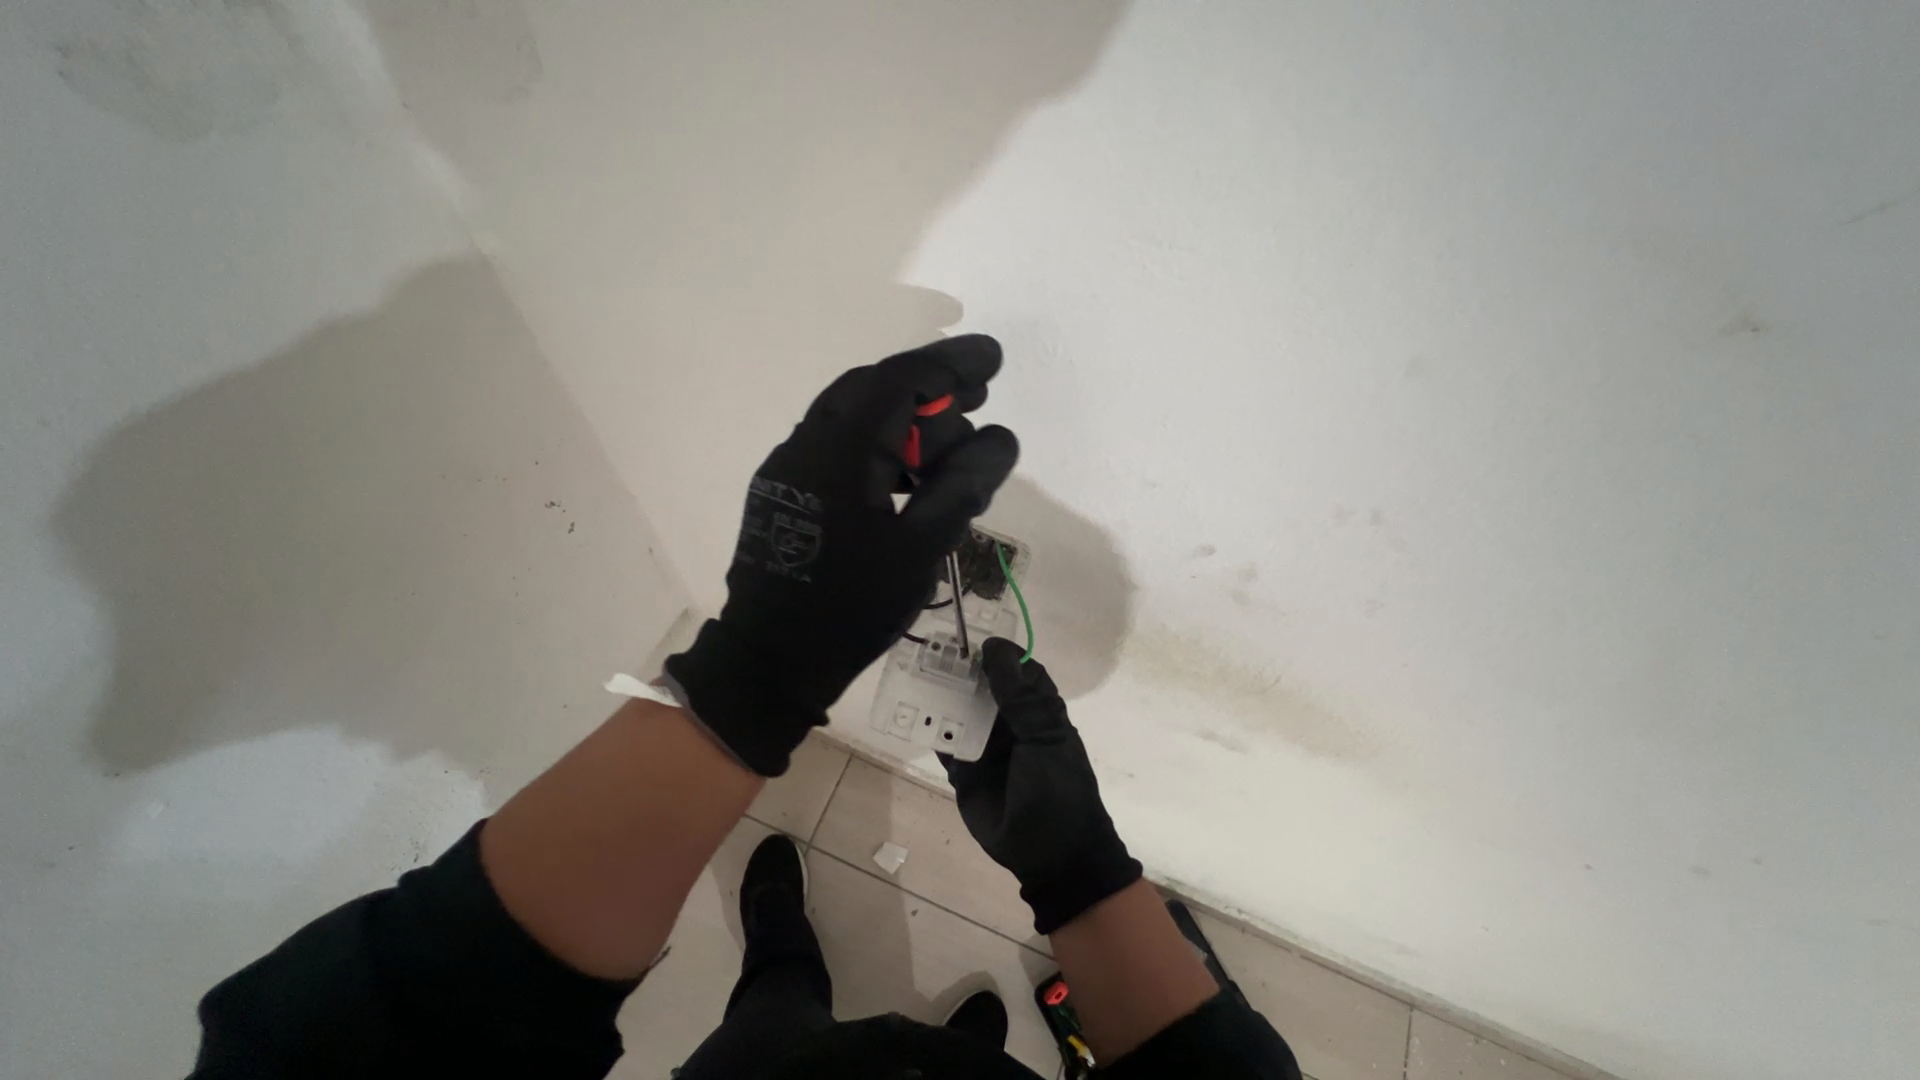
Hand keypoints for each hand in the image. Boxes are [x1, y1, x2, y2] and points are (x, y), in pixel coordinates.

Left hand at [665, 336, 1018, 775]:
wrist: (771, 660)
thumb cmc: (849, 607)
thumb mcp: (918, 550)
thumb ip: (962, 487)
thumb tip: (1001, 438)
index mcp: (837, 450)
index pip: (898, 381)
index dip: (950, 364)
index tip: (994, 360)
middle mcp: (806, 444)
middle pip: (874, 391)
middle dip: (930, 388)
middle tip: (980, 397)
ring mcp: (790, 467)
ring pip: (855, 420)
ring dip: (907, 423)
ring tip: (954, 447)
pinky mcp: (787, 492)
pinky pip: (840, 449)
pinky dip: (881, 449)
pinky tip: (912, 479)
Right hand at [941, 638, 1142, 933]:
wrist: (1052, 856)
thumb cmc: (1057, 790)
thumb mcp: (1043, 737)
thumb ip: (1017, 696)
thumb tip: (995, 647)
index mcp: (1039, 712)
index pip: (1019, 671)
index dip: (999, 654)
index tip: (972, 638)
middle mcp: (1012, 725)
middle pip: (984, 688)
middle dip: (962, 671)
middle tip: (932, 649)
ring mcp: (987, 749)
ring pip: (961, 713)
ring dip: (942, 696)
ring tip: (915, 674)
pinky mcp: (965, 774)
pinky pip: (945, 746)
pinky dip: (930, 731)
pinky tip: (910, 713)